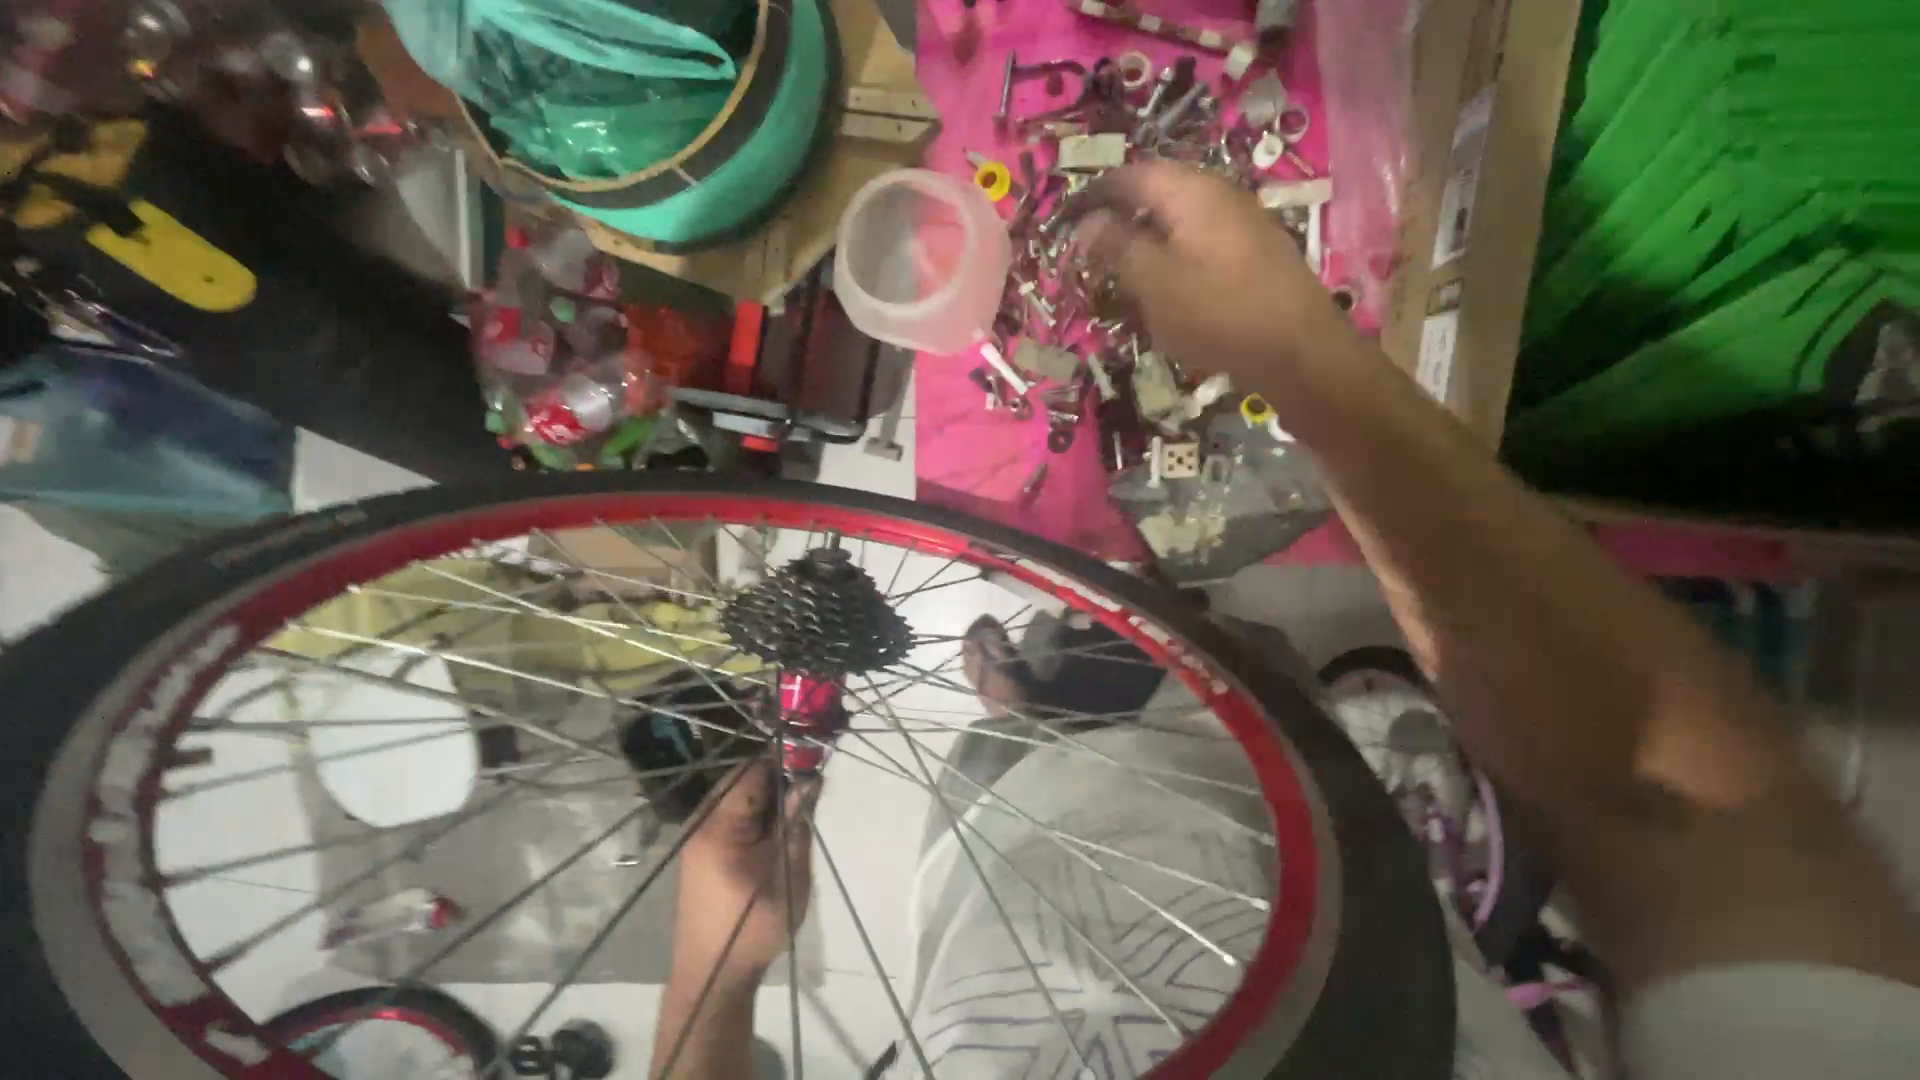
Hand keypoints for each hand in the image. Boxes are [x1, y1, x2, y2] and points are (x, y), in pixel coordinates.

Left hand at [672, 760, 815, 986]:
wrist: (713, 976)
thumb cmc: (753, 927)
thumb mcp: (787, 874)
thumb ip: (796, 822)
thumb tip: (809, 780)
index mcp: (718, 826)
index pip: (752, 772)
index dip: (783, 762)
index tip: (812, 762)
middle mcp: (700, 822)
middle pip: (741, 780)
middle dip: (776, 776)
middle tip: (808, 785)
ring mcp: (696, 835)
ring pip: (735, 795)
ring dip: (765, 795)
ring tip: (795, 806)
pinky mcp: (700, 849)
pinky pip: (729, 814)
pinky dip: (753, 812)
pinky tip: (774, 826)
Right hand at [1080, 163, 1361, 393]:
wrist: (1299, 350)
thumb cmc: (1219, 313)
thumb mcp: (1155, 283)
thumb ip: (1117, 248)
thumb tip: (1087, 223)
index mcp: (1191, 192)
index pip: (1131, 175)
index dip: (1095, 194)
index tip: (1068, 220)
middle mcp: (1219, 195)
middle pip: (1158, 194)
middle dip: (1121, 217)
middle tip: (1091, 251)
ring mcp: (1241, 224)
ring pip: (1180, 221)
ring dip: (1147, 241)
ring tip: (1121, 274)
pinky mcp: (1253, 255)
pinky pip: (1200, 244)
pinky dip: (1173, 258)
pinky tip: (1165, 291)